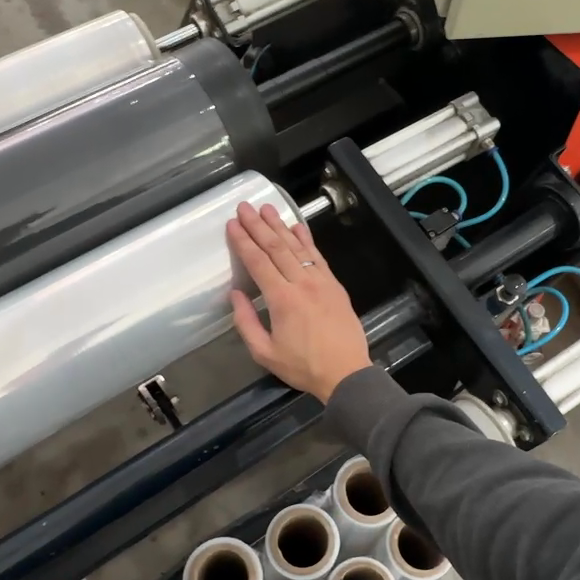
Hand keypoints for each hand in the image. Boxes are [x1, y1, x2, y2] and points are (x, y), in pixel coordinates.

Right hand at [227, 202, 370, 403]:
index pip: (258, 262)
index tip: (233, 224)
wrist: (346, 373)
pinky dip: (306, 239)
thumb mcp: (265, 353)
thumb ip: (246, 323)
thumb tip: (234, 295)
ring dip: (280, 226)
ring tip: (267, 208)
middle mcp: (302, 283)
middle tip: (245, 207)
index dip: (243, 242)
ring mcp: (321, 281)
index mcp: (282, 299)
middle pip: (276, 247)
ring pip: (297, 247)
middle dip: (259, 225)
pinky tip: (297, 227)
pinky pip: (317, 256)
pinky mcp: (335, 285)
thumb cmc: (303, 366)